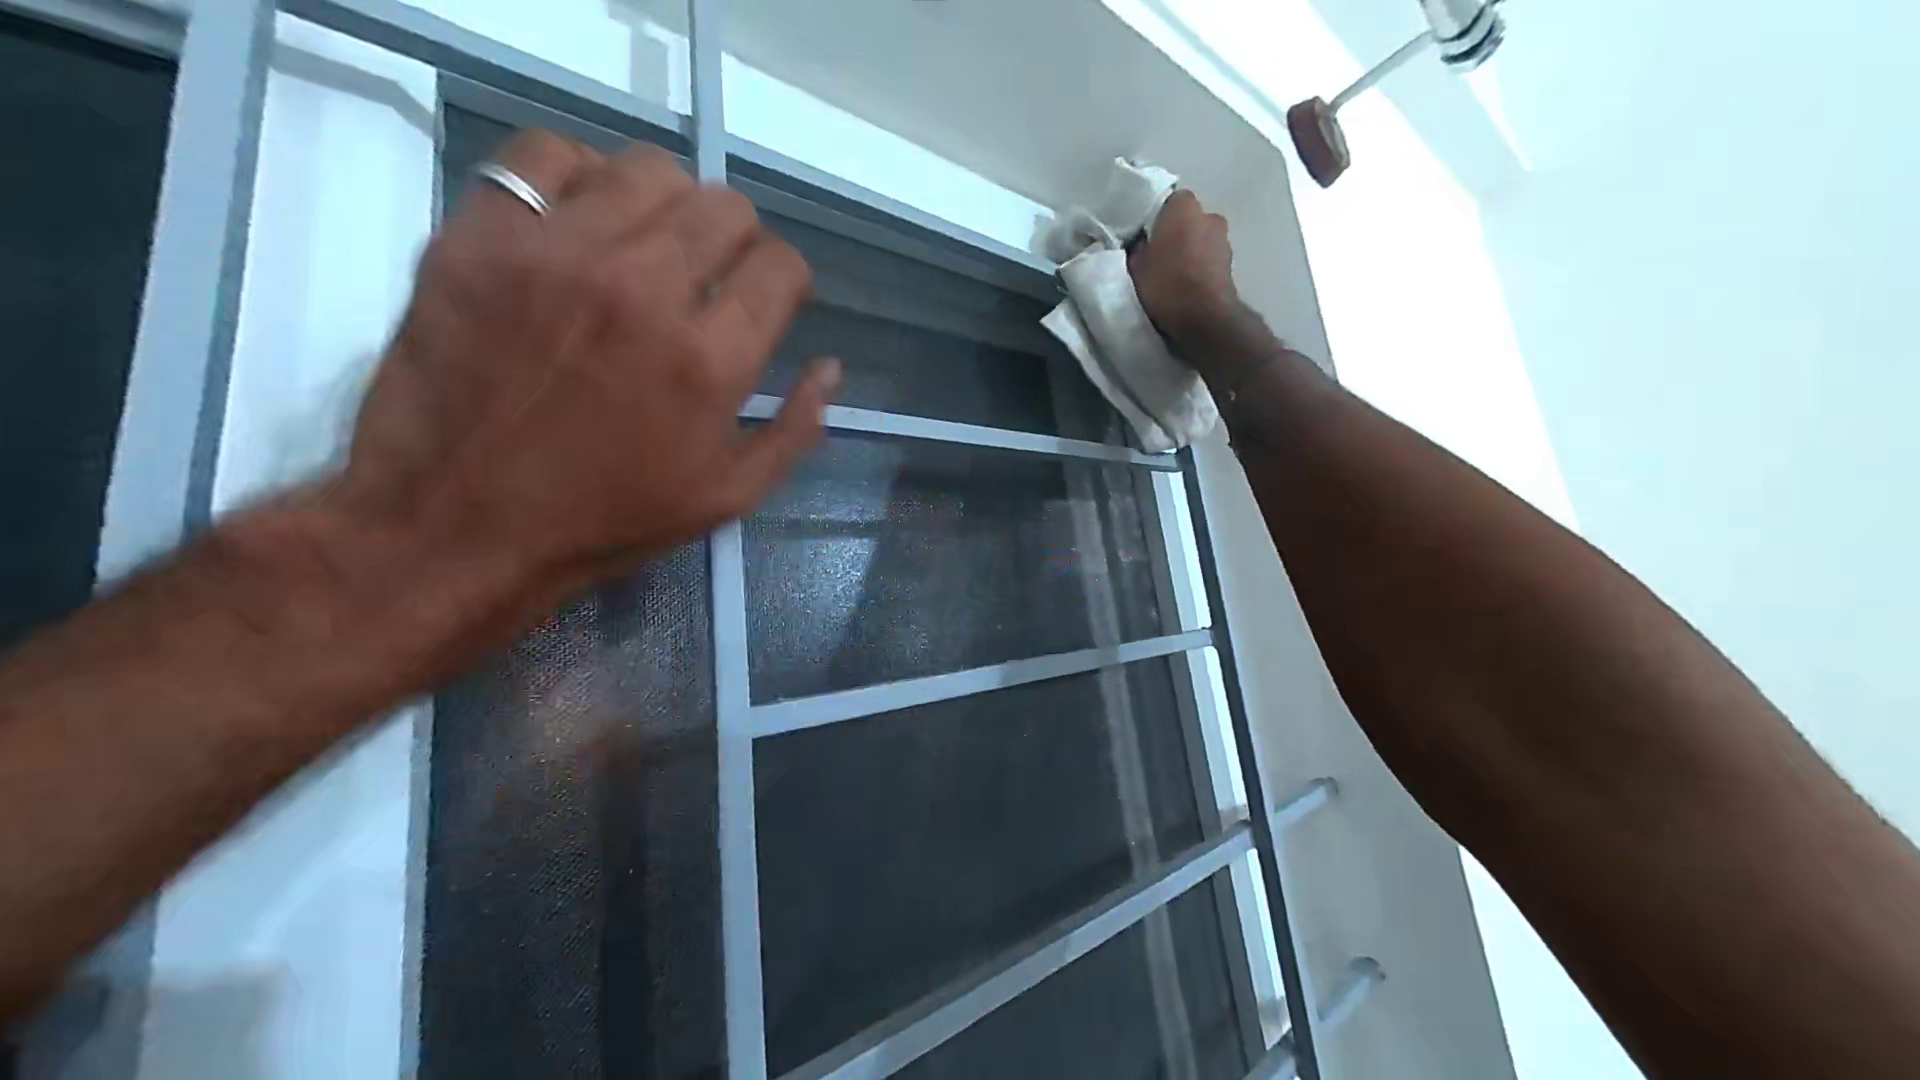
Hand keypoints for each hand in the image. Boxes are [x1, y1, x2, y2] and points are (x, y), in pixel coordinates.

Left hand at [340, 131, 837, 606]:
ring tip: (652, 245)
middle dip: (739, 240)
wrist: (457, 525)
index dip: (786, 279)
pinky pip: (544, 156)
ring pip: (648, 171)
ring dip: (670, 204)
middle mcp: (645, 290)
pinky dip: (578, 175)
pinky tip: (582, 221)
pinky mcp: (481, 238)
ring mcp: (558, 254)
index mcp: (711, 361)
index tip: (768, 300)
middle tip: (714, 277)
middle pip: (726, 208)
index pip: (781, 266)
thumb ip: (794, 431)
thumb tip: (831, 368)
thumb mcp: (727, 498)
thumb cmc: (606, 519)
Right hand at [1128, 191, 1241, 370]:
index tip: (1146, 234)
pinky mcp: (1231, 262)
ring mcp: (1224, 239)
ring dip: (1190, 249)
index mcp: (1184, 208)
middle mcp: (1209, 215)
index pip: (1170, 200)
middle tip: (1158, 253)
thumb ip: (1138, 248)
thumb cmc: (1166, 284)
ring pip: (1201, 237)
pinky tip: (1187, 282)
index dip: (1157, 216)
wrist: (1203, 317)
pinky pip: (1209, 256)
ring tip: (1174, 271)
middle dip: (1176, 232)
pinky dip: (1200, 265)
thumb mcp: (1136, 266)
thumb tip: (1141, 243)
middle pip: (1188, 219)